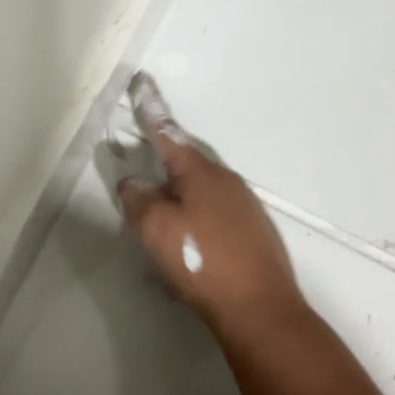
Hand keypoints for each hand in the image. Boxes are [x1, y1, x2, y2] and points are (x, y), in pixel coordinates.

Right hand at [116, 72, 302, 327]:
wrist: (262, 313)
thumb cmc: (202, 263)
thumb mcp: (155, 230)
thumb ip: (138, 199)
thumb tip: (133, 181)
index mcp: (201, 173)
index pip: (168, 132)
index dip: (150, 109)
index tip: (141, 82)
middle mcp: (228, 182)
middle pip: (185, 166)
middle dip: (162, 173)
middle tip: (141, 193)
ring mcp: (246, 209)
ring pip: (200, 195)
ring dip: (178, 205)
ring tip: (162, 235)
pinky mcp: (255, 235)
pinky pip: (214, 218)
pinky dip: (195, 226)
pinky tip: (188, 254)